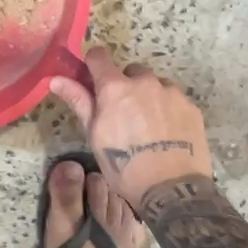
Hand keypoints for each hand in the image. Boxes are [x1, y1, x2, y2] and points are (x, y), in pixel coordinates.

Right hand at [49, 46, 210, 206]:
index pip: (99, 56)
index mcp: (116, 88)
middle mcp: (145, 82)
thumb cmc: (124, 165)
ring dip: (148, 95)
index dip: (93, 64)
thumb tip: (55, 79)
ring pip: (155, 84)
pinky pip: (174, 99)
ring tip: (149, 125)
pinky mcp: (192, 107)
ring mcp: (172, 93)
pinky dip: (168, 108)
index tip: (93, 77)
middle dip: (125, 85)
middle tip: (123, 113)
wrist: (172, 190)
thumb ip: (79, 102)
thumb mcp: (95, 135)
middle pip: (131, 71)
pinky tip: (167, 133)